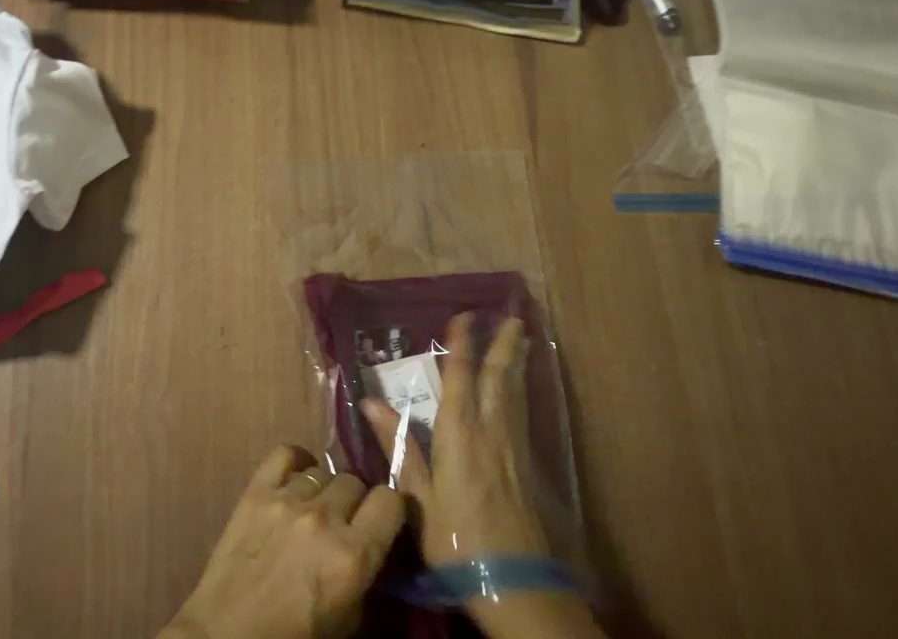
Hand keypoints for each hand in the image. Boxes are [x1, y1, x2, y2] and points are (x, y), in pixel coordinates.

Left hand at [159, 444, 405, 638]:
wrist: (228, 637)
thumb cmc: (294, 636)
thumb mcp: (348, 618)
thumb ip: (367, 574)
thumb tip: (374, 542)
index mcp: (352, 556)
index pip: (391, 501)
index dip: (389, 511)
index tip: (382, 522)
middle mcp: (323, 519)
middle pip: (355, 482)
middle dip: (355, 502)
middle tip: (344, 523)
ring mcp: (287, 501)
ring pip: (323, 471)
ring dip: (324, 490)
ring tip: (314, 510)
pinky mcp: (255, 492)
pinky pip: (285, 453)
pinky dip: (296, 462)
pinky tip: (296, 480)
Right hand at [363, 314, 602, 638]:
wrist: (515, 583)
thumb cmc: (456, 541)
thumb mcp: (417, 497)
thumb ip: (399, 447)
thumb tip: (371, 402)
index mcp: (460, 434)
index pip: (461, 378)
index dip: (462, 345)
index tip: (464, 315)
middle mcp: (491, 432)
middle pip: (499, 377)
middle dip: (503, 344)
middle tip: (511, 315)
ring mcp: (513, 448)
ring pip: (515, 392)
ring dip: (517, 361)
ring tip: (522, 337)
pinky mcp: (526, 465)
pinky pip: (522, 411)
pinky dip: (521, 388)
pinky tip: (520, 389)